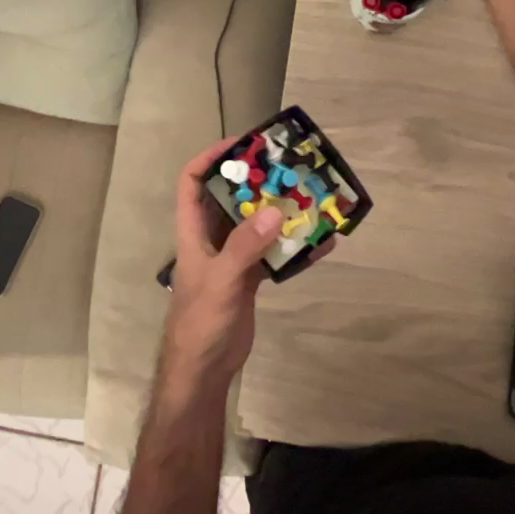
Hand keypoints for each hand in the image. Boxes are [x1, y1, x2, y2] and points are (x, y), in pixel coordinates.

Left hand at [159, 141, 330, 393]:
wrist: (204, 369)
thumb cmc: (200, 320)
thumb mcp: (221, 280)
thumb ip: (245, 246)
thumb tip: (273, 211)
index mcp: (193, 231)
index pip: (193, 181)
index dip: (210, 158)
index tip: (241, 143)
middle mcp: (212, 238)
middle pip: (230, 198)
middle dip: (256, 180)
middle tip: (287, 165)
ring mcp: (232, 257)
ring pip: (255, 223)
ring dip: (279, 211)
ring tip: (310, 195)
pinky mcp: (249, 278)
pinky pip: (273, 253)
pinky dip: (294, 247)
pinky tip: (321, 243)